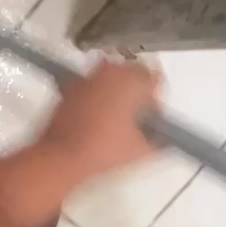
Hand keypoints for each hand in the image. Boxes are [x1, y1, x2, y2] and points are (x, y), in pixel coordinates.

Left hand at [33, 57, 161, 184]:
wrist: (61, 155)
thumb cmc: (104, 149)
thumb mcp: (141, 150)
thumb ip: (160, 140)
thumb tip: (164, 139)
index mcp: (132, 80)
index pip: (156, 79)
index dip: (156, 98)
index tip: (152, 117)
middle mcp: (109, 71)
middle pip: (133, 72)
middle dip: (137, 90)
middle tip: (135, 115)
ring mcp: (86, 77)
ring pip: (110, 75)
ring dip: (116, 89)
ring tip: (115, 116)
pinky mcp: (68, 87)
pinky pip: (91, 84)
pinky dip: (96, 94)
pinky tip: (95, 116)